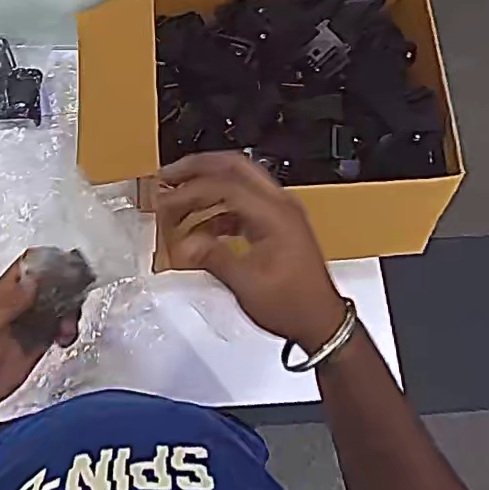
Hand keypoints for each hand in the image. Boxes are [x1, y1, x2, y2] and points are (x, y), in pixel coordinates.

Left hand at [0, 255, 78, 411]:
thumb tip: (33, 280)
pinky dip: (69, 329)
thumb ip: (12, 302)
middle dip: (68, 288)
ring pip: (62, 303)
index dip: (49, 260)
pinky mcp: (41, 337)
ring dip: (71, 312)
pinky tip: (64, 339)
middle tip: (75, 300)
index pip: (29, 265)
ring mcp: (33, 319)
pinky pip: (62, 325)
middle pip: (53, 282)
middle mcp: (22, 302)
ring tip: (67, 329)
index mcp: (6, 293)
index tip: (68, 266)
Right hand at [155, 152, 347, 350]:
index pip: (226, 186)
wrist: (321, 321)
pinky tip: (200, 227)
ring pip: (239, 182)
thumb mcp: (248, 285)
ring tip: (178, 200)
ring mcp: (280, 212)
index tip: (167, 202)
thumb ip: (214, 259)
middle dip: (198, 169)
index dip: (191, 191)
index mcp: (276, 214)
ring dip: (207, 187)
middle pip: (234, 168)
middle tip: (168, 176)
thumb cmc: (295, 305)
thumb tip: (185, 244)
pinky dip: (219, 208)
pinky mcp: (277, 224)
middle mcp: (281, 205)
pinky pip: (244, 204)